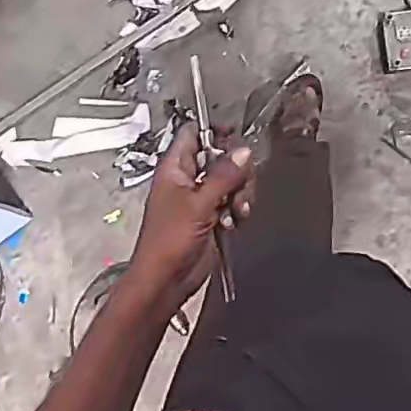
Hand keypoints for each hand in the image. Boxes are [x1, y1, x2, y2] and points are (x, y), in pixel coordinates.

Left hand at [128, 125, 254, 307]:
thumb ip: (224, 176)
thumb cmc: (171, 240)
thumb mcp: (199, 203)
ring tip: (236, 213)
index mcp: (175, 168)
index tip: (234, 136)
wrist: (166, 279)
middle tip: (238, 187)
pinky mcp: (212, 217)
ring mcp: (200, 198)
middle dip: (236, 171)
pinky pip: (233, 202)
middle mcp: (188, 179)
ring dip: (240, 195)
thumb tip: (244, 152)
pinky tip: (234, 224)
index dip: (213, 130)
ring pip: (231, 181)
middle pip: (220, 158)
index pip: (193, 134)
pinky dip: (238, 211)